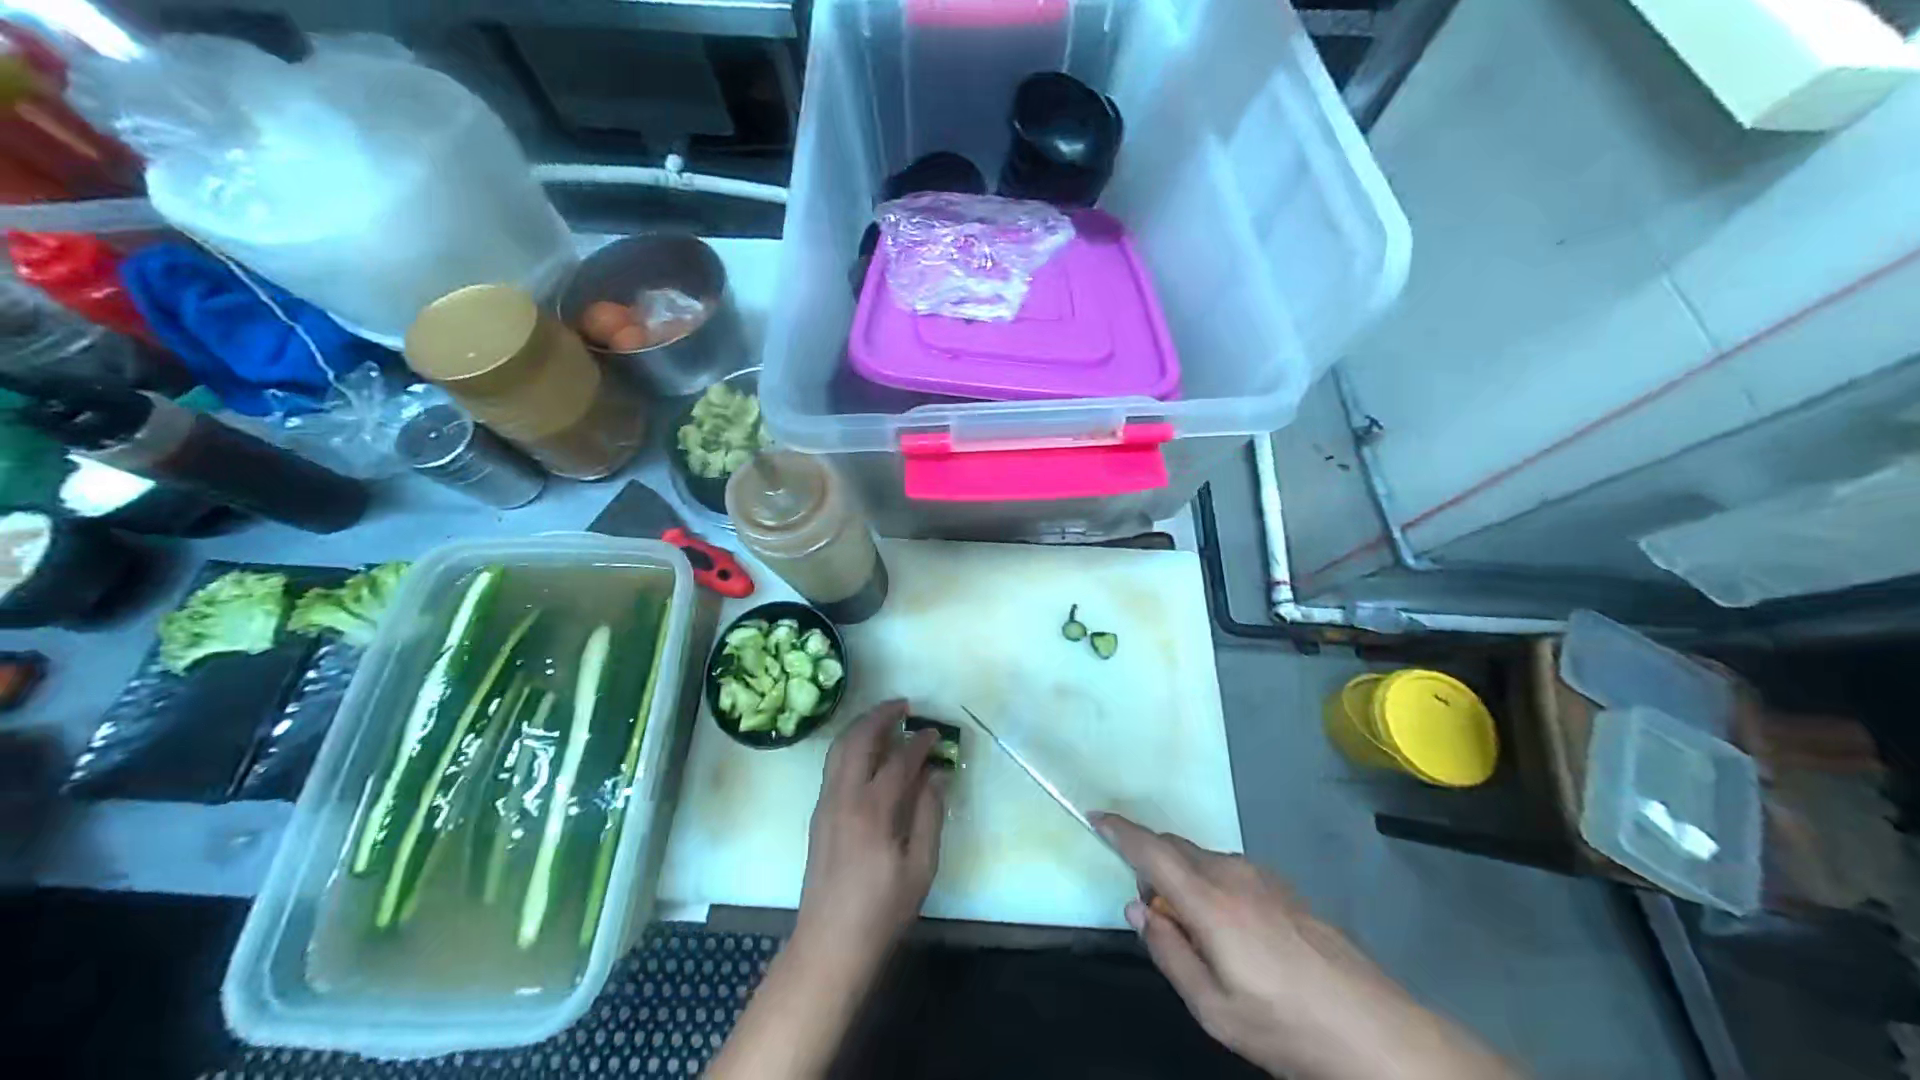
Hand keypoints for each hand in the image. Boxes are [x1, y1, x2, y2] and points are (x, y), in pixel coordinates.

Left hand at [708, 701, 947, 1079]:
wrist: (830, 942)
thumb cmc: (882, 909)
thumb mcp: (920, 867)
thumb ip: (930, 815)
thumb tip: (935, 774)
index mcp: (873, 810)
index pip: (899, 761)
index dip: (919, 743)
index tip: (935, 733)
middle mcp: (844, 797)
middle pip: (859, 740)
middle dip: (881, 715)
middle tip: (904, 705)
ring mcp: (825, 803)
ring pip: (839, 748)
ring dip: (862, 726)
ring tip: (886, 717)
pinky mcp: (818, 813)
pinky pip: (833, 764)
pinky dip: (851, 745)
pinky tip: (867, 750)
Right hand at [1095, 813, 1517, 1079]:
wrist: (1378, 1033)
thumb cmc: (1285, 1026)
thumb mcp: (1214, 1010)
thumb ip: (1169, 952)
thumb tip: (1138, 909)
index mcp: (1211, 902)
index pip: (1152, 852)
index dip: (1120, 831)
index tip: (1095, 817)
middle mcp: (1234, 875)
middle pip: (1176, 847)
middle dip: (1150, 860)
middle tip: (1149, 907)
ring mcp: (1263, 877)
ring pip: (1203, 858)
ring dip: (1181, 874)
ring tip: (1191, 928)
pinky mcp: (1284, 887)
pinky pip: (1228, 869)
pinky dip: (1208, 881)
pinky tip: (1226, 927)